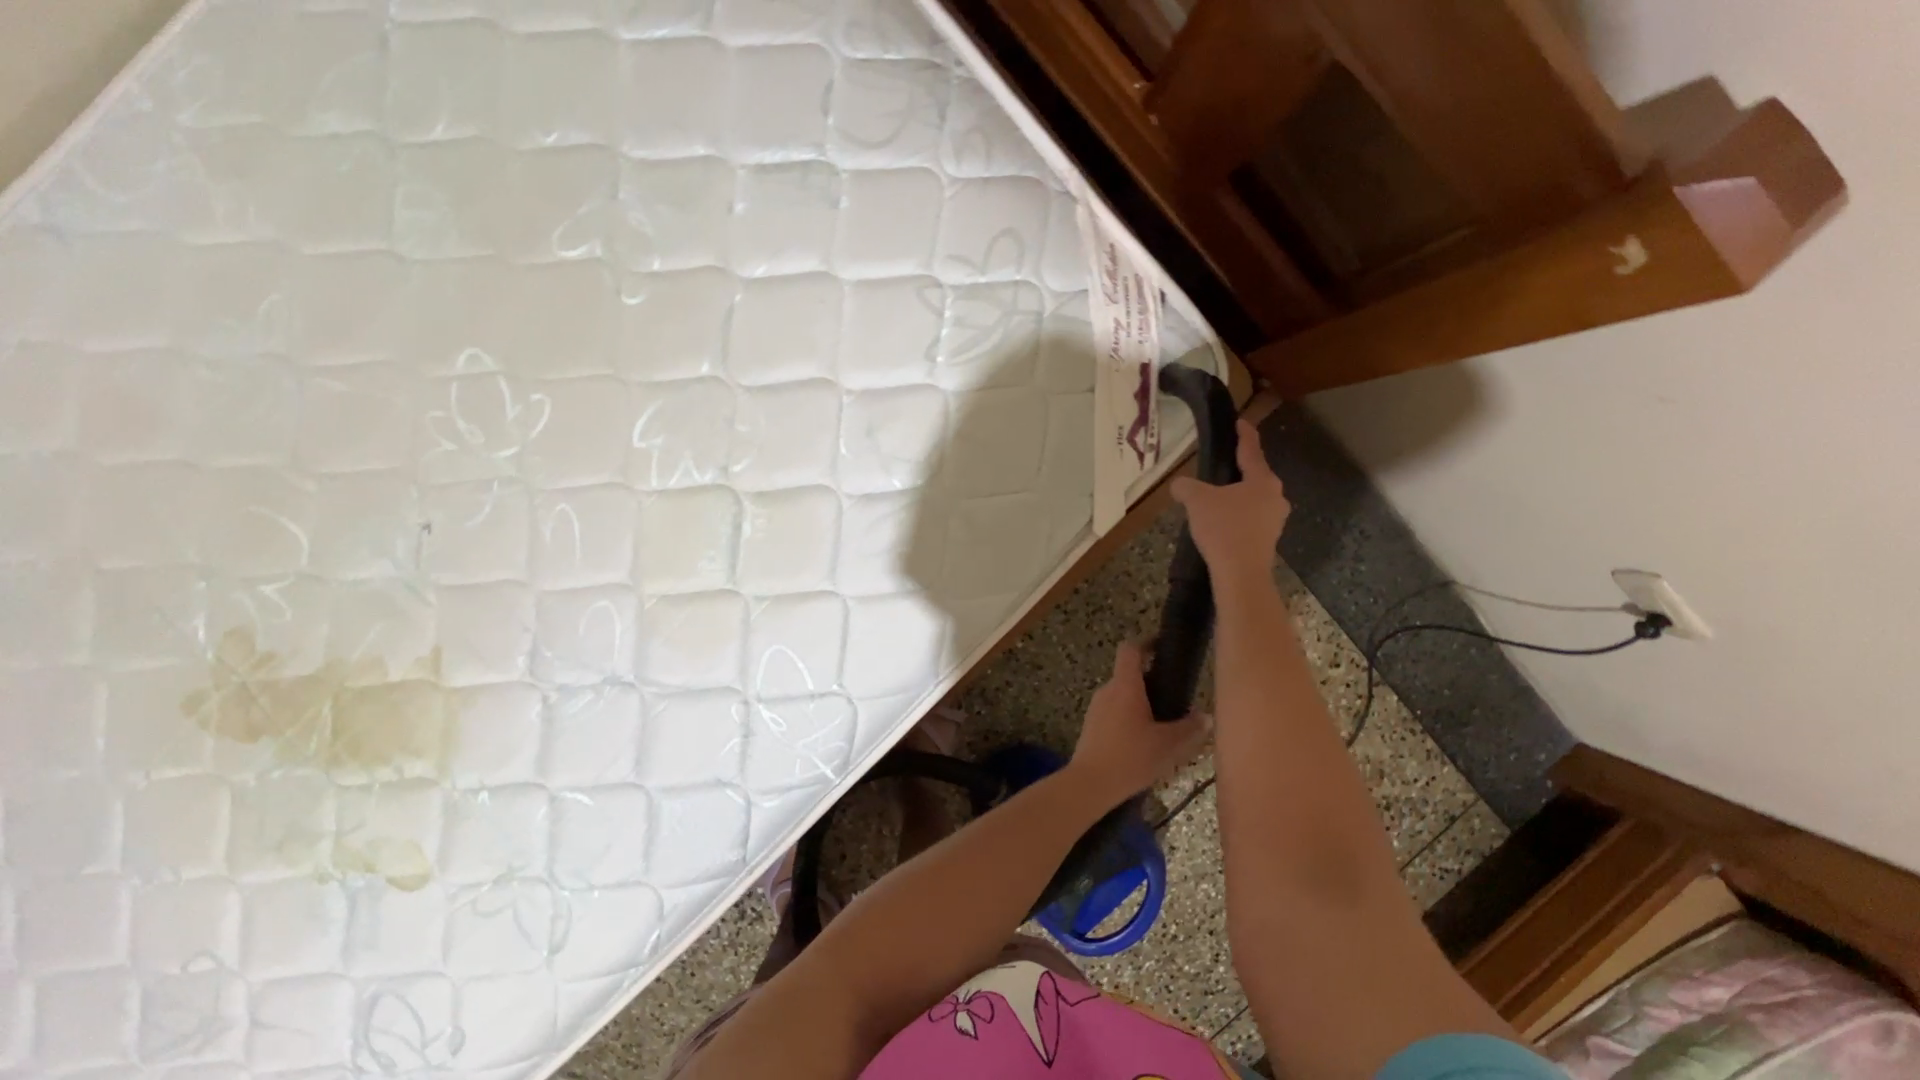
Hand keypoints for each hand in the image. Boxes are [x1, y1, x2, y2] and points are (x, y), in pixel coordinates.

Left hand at [1068, 642, 1210, 806]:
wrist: (1089, 784)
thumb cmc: (1130, 757)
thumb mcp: (1168, 745)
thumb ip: (1190, 729)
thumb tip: (1206, 717)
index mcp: (1125, 686)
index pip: (1131, 649)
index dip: (1146, 642)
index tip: (1163, 647)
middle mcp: (1107, 691)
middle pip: (1129, 675)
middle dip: (1151, 683)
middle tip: (1174, 700)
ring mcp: (1095, 709)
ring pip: (1122, 697)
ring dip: (1141, 705)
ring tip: (1163, 727)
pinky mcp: (1091, 727)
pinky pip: (1114, 714)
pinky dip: (1129, 720)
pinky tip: (1143, 744)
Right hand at [1170, 418, 1288, 588]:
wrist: (1241, 574)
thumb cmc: (1223, 528)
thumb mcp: (1196, 501)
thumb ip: (1186, 486)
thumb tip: (1179, 485)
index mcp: (1262, 480)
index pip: (1251, 450)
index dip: (1244, 434)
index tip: (1240, 422)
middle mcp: (1275, 496)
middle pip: (1256, 475)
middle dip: (1240, 470)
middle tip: (1224, 463)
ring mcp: (1275, 520)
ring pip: (1255, 499)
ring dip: (1238, 496)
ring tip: (1218, 498)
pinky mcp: (1269, 540)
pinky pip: (1252, 519)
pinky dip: (1238, 516)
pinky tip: (1222, 523)